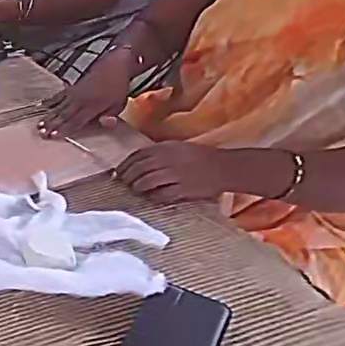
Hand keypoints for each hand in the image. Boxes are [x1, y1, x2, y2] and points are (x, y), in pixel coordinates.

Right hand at [39, 46, 141, 136]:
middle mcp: (81, 100)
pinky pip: (59, 96)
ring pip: (59, 107)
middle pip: (64, 115)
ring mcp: (74, 93)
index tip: (53, 135)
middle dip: (52, 125)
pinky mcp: (71, 88)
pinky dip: (50, 102)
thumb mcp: (120, 103)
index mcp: (93, 105)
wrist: (114, 65)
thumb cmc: (118, 87)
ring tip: (39, 125)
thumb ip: (111, 115)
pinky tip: (42, 106)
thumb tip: (105, 123)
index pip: (77, 120)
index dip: (65, 129)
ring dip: (48, 116)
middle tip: (41, 133)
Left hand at [114, 141, 289, 202]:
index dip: (124, 165)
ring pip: (146, 182)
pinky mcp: (184, 189)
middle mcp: (168, 160)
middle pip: (138, 170)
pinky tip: (152, 197)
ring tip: (137, 191)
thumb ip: (156, 153)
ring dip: (137, 188)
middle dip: (127, 178)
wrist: (226, 167)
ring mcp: (176, 175)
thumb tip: (133, 163)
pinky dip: (153, 197)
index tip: (118, 172)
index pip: (136, 156)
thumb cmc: (199, 157)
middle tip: (124, 184)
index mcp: (165, 148)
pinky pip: (161, 195)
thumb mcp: (176, 148)